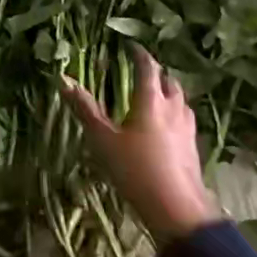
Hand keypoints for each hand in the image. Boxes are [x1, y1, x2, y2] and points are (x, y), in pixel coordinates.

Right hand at [60, 45, 220, 245]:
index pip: (148, 67)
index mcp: (150, 100)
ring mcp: (187, 128)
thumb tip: (63, 79)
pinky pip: (185, 118)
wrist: (178, 210)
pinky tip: (168, 124)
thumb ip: (85, 108)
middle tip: (142, 69)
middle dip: (156, 71)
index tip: (130, 45)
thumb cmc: (136, 170)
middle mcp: (172, 108)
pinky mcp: (193, 147)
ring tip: (156, 92)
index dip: (139, 54)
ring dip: (169, 90)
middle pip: (169, 80)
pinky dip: (176, 111)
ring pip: (180, 99)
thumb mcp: (103, 140)